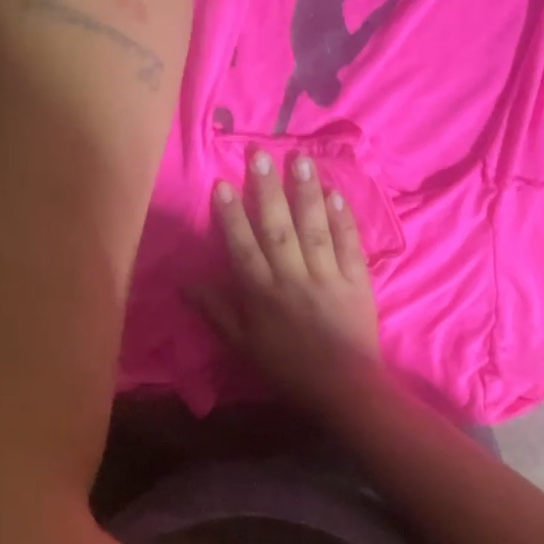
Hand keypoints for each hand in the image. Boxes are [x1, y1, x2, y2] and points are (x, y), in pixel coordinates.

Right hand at [190, 148, 381, 409]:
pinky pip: (350, 244)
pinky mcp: (358, 281)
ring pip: (315, 228)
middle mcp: (293, 279)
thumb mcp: (243, 346)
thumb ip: (216, 312)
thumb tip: (185, 284)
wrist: (344, 389)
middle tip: (260, 154)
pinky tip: (335, 193)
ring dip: (306, 192)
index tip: (222, 184)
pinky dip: (343, 218)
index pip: (243, 247)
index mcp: (262, 295)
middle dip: (268, 190)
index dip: (231, 215)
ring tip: (300, 159)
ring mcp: (328, 277)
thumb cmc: (288, 369)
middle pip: (278, 228)